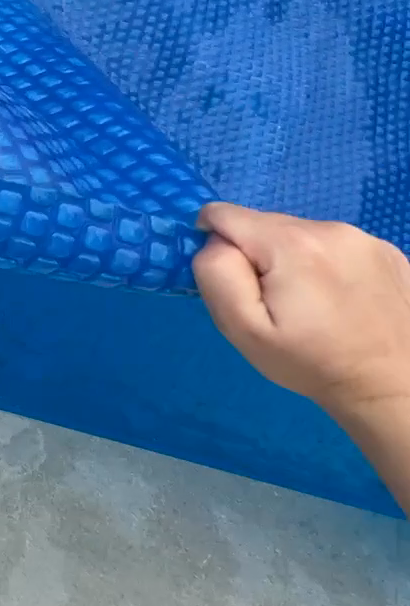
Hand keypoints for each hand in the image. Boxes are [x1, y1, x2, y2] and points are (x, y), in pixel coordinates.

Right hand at [194, 203, 409, 420]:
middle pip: (259, 223)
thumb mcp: (238, 324)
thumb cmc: (308, 360)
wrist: (397, 390)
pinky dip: (320, 264)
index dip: (217, 247)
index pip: (221, 215)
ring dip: (286, 258)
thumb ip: (214, 270)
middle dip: (253, 254)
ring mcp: (369, 241)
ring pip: (293, 233)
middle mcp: (332, 230)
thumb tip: (215, 241)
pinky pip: (327, 244)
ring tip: (309, 300)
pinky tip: (338, 297)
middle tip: (274, 299)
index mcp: (291, 243)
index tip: (239, 283)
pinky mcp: (390, 253)